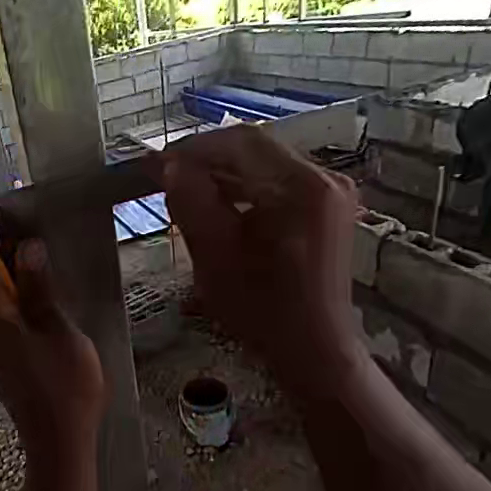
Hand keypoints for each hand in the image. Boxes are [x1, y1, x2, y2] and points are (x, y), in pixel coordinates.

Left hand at [0, 239, 103, 457]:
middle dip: (17, 274)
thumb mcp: (58, 329)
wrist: (59, 444)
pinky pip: (7, 335)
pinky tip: (50, 328)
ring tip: (56, 296)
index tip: (33, 241)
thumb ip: (39, 288)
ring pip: (1, 314)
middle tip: (51, 266)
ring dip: (23, 299)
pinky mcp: (2, 373)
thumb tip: (25, 248)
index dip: (5, 251)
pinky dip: (24, 322)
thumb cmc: (65, 383)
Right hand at [158, 125, 362, 393]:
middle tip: (168, 178)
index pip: (241, 142)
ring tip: (188, 194)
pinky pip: (278, 183)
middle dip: (208, 161)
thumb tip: (172, 167)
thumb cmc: (263, 309)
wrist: (313, 348)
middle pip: (255, 150)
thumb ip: (191, 203)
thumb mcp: (215, 256)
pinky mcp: (327, 207)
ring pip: (265, 165)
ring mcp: (331, 192)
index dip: (195, 147)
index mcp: (302, 186)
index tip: (159, 163)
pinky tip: (221, 208)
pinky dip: (246, 190)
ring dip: (225, 175)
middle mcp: (324, 178)